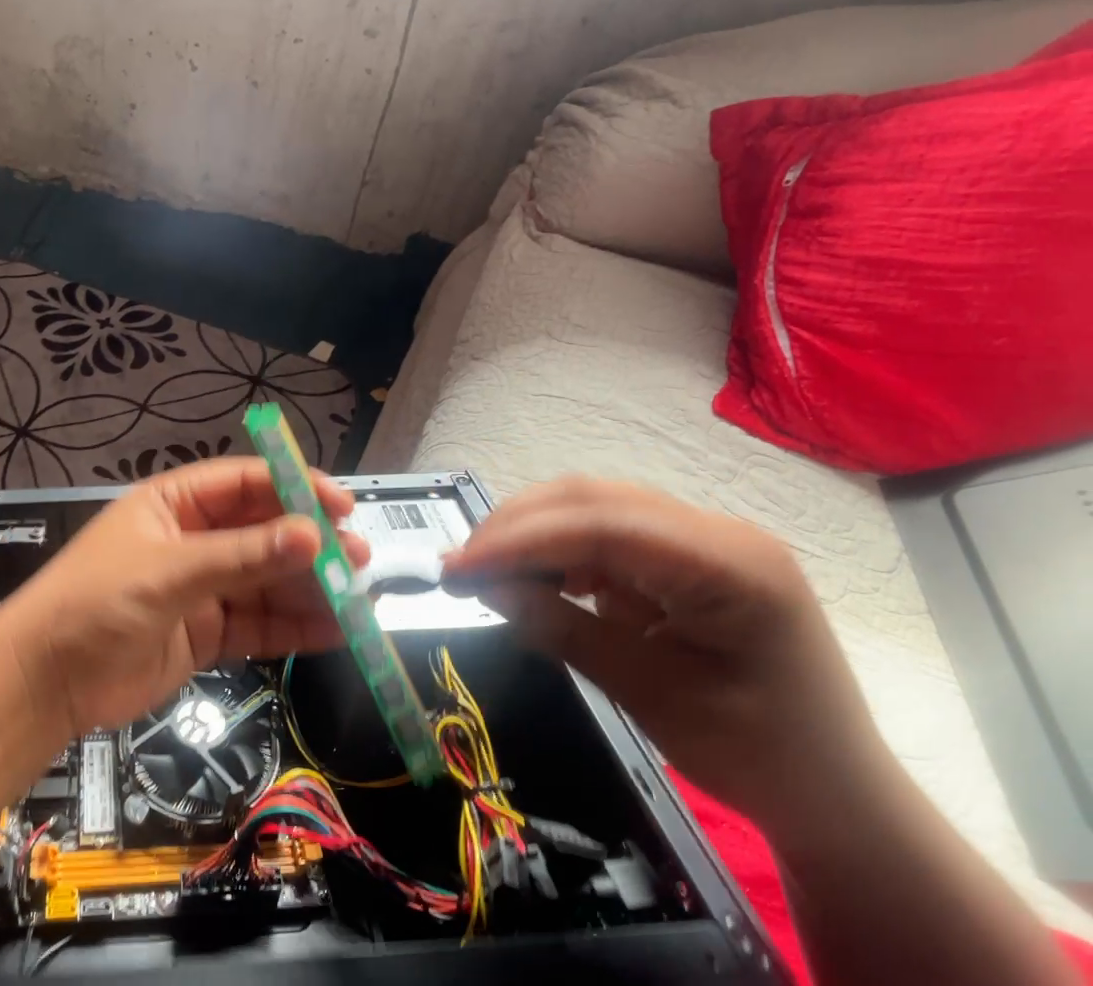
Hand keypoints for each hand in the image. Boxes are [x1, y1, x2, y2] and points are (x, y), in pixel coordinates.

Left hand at [0, 457, 367, 738]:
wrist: (46, 681)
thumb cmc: (95, 604)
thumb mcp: (168, 573)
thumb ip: (241, 557)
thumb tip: (313, 536)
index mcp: (172, 506)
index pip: (243, 484)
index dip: (293, 489)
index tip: (341, 506)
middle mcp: (190, 541)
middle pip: (262, 533)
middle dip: (308, 545)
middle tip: (357, 558)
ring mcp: (199, 589)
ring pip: (265, 582)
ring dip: (308, 589)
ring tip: (355, 598)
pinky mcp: (204, 635)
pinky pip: (257, 625)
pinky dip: (292, 628)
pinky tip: (333, 632)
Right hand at [448, 477, 890, 834]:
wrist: (835, 792)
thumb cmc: (758, 753)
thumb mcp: (652, 696)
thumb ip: (566, 631)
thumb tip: (487, 588)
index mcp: (730, 563)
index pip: (603, 524)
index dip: (520, 540)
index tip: (456, 570)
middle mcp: (718, 533)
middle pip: (595, 499)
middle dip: (516, 527)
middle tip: (457, 569)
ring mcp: (704, 544)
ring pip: (595, 509)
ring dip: (532, 535)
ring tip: (483, 573)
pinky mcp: (686, 563)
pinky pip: (607, 539)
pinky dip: (559, 554)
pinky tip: (532, 581)